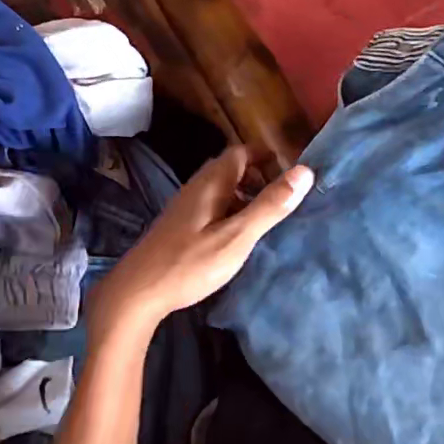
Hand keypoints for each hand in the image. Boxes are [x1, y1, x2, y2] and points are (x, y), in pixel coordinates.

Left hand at [88, 146, 312, 337]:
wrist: (139, 291)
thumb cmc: (190, 263)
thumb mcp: (236, 236)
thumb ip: (269, 206)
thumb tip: (304, 170)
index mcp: (209, 183)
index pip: (240, 152)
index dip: (266, 157)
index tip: (292, 172)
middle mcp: (195, 188)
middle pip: (230, 170)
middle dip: (258, 177)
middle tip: (285, 199)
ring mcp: (184, 208)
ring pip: (221, 191)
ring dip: (245, 198)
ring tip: (269, 221)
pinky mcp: (179, 227)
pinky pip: (212, 209)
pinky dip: (231, 214)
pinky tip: (239, 238)